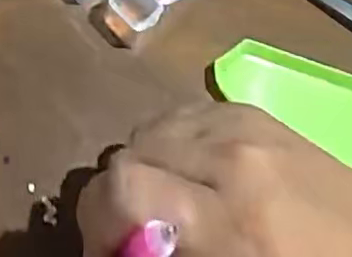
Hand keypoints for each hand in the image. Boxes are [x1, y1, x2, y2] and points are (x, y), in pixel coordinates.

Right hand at [78, 104, 351, 256]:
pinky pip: (181, 115)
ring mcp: (243, 121)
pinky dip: (170, 148)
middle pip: (128, 152)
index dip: (97, 222)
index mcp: (240, 218)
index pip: (126, 186)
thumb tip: (130, 250)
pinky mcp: (253, 109)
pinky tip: (194, 181)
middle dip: (115, 200)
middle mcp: (232, 153)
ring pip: (148, 128)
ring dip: (143, 171)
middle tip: (131, 241)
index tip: (104, 255)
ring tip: (165, 211)